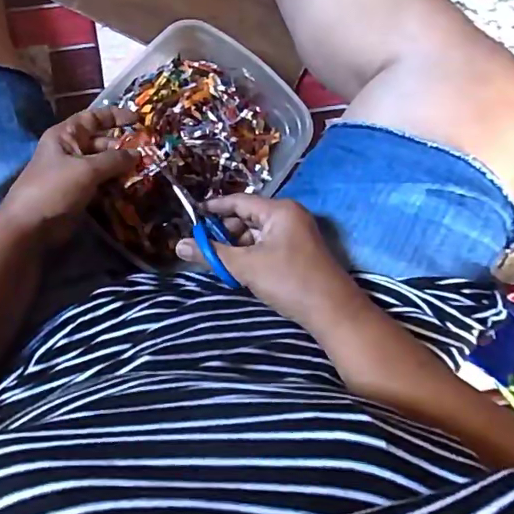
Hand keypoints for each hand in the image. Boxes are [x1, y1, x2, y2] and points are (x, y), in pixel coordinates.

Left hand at [0, 107, 136, 242]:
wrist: (31, 225)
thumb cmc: (55, 188)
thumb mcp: (87, 169)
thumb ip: (114, 159)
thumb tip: (137, 154)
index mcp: (65, 135)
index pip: (93, 117)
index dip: (115, 116)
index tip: (139, 120)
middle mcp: (70, 150)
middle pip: (101, 142)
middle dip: (123, 146)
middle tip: (149, 153)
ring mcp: (74, 173)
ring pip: (103, 165)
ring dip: (122, 168)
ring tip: (146, 171)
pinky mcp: (78, 193)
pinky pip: (101, 183)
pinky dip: (115, 185)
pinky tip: (133, 188)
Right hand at [176, 194, 357, 319]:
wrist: (335, 313)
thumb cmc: (289, 281)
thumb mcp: (245, 266)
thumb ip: (211, 253)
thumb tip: (179, 245)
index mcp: (279, 210)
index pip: (238, 201)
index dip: (213, 208)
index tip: (191, 216)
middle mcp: (289, 216)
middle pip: (247, 216)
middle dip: (224, 231)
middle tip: (204, 246)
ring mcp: (297, 233)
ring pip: (256, 232)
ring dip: (237, 245)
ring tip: (220, 261)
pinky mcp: (299, 251)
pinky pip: (267, 244)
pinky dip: (251, 253)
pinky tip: (240, 269)